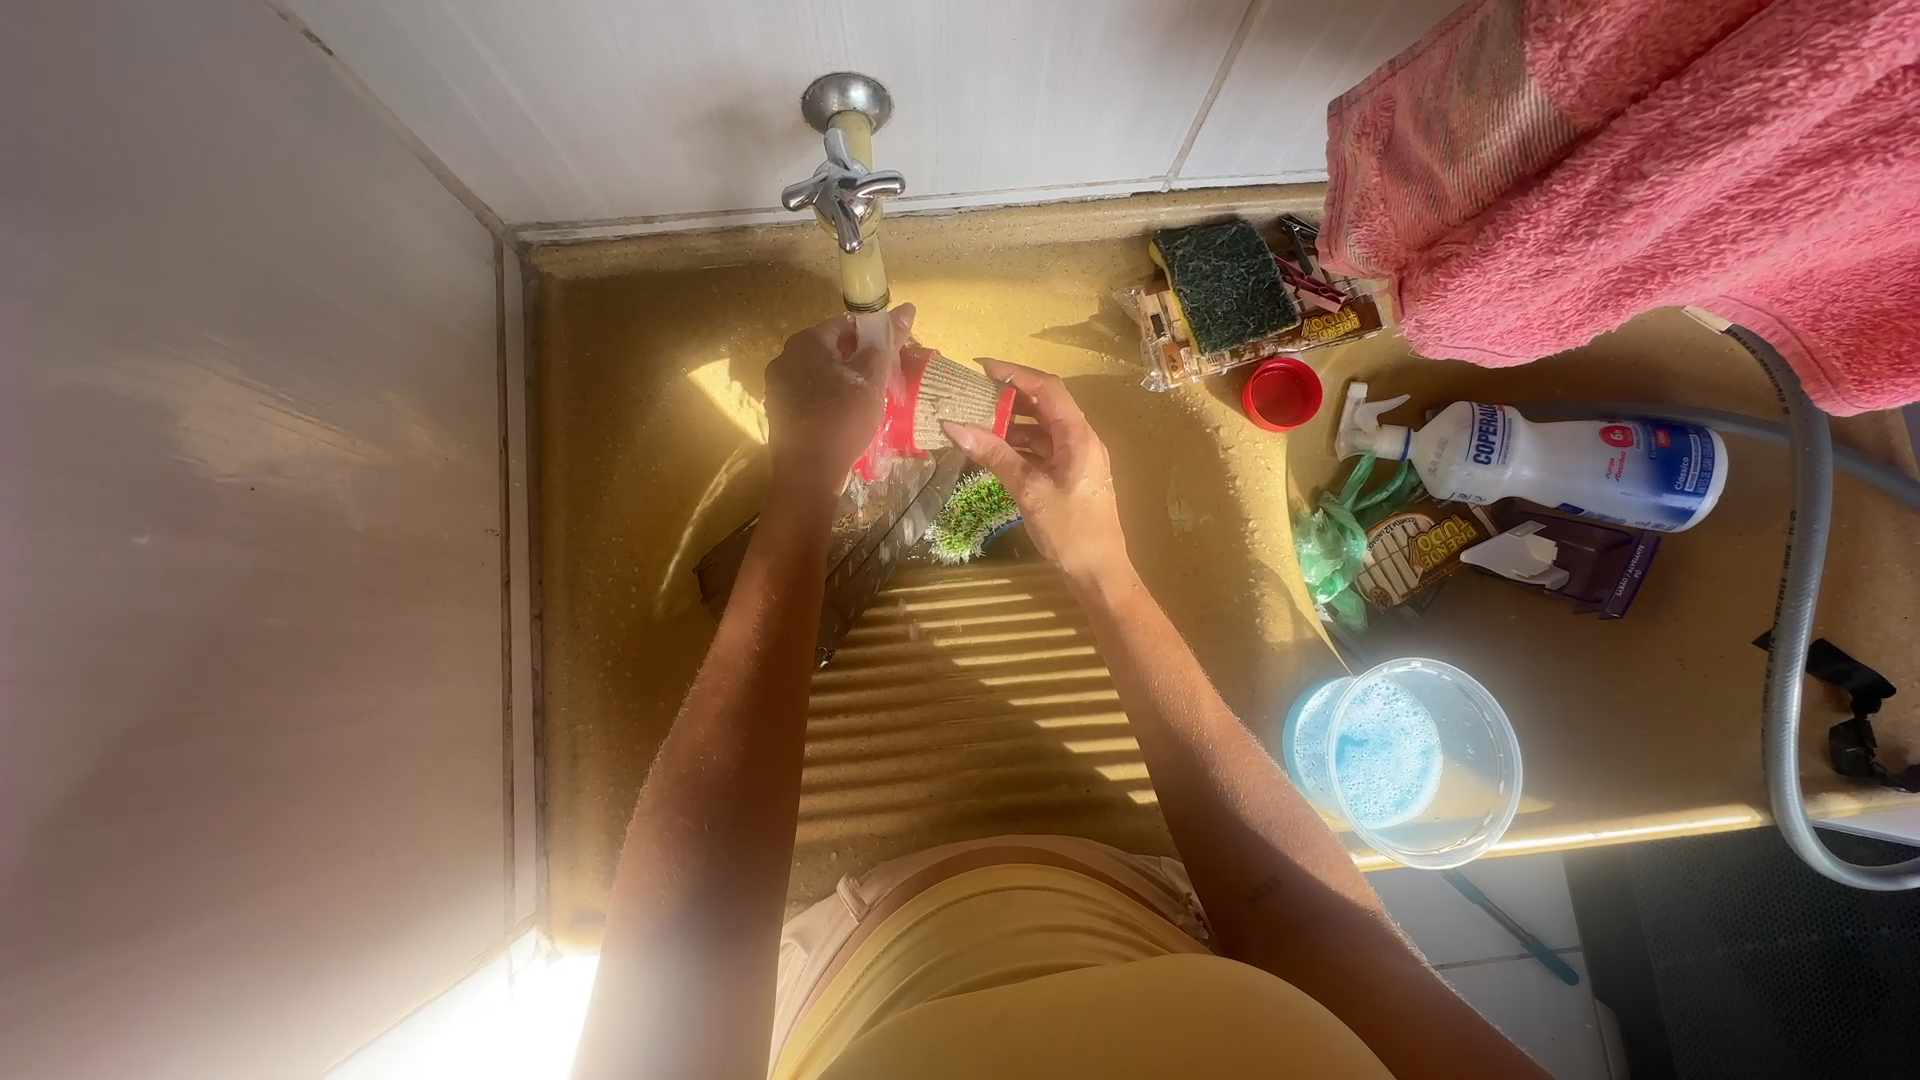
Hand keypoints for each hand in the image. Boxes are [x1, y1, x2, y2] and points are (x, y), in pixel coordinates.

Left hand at [764, 304, 915, 499]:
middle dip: (859, 362)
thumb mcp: (872, 378)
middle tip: (883, 382)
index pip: (847, 325)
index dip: (874, 338)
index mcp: (805, 342)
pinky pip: (810, 397)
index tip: (891, 358)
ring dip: (844, 382)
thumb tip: (907, 308)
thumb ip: (888, 342)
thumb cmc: (842, 419)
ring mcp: (777, 387)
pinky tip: (846, 418)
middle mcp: (784, 358)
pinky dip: (829, 400)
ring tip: (868, 402)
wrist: (809, 473)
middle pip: (831, 350)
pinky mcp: (779, 413)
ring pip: (820, 375)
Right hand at [941, 359, 1129, 584]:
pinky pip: (1044, 450)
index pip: (1047, 389)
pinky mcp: (1071, 476)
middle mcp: (1082, 440)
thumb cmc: (1069, 530)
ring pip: (1043, 429)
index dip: (1015, 373)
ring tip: (978, 421)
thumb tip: (956, 427)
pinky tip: (995, 450)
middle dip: (1010, 397)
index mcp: (1078, 436)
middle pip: (1045, 405)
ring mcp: (1078, 458)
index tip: (982, 367)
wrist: (1098, 571)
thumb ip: (994, 455)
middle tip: (974, 393)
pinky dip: (1020, 446)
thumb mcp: (1028, 490)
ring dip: (1013, 423)